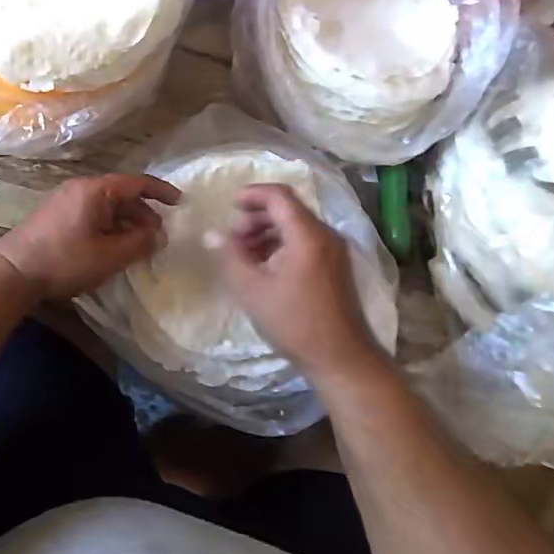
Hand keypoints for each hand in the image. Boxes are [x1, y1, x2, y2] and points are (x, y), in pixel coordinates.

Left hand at [0, 174, 181, 301]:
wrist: (12, 273)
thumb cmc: (65, 260)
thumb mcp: (110, 255)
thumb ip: (140, 243)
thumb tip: (160, 235)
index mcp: (96, 190)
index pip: (137, 183)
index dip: (161, 191)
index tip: (180, 202)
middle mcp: (81, 188)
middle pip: (122, 194)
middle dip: (144, 213)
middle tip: (158, 236)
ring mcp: (65, 201)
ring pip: (107, 206)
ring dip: (126, 222)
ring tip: (138, 245)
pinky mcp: (56, 216)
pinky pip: (92, 214)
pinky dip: (109, 226)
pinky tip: (113, 247)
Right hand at [219, 184, 385, 384]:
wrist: (341, 358)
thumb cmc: (294, 322)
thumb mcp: (252, 289)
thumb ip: (230, 256)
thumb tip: (212, 233)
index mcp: (307, 234)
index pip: (279, 195)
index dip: (252, 194)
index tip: (230, 205)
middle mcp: (325, 234)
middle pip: (288, 209)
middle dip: (257, 217)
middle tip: (234, 238)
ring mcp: (334, 250)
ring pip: (297, 226)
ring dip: (268, 232)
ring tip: (245, 255)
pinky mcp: (336, 266)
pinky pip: (306, 241)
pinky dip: (283, 244)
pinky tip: (266, 267)